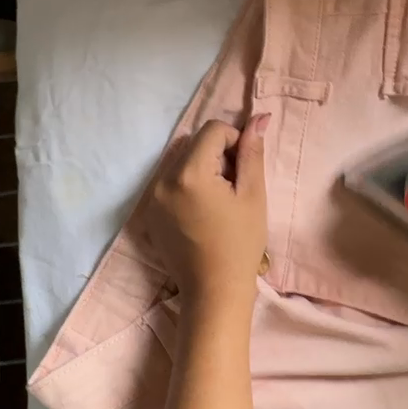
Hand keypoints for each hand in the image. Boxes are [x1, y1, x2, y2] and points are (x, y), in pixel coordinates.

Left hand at [143, 116, 269, 306]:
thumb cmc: (240, 243)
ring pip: (179, 158)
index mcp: (189, 173)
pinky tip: (201, 209)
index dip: (234, 141)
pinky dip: (185, 182)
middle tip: (231, 186)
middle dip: (216, 154)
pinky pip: (167, 179)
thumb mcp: (253, 194)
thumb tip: (259, 118)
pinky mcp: (148, 212)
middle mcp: (163, 180)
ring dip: (200, 166)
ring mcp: (151, 197)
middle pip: (193, 142)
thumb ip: (252, 152)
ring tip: (216, 198)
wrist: (214, 291)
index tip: (243, 171)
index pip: (212, 130)